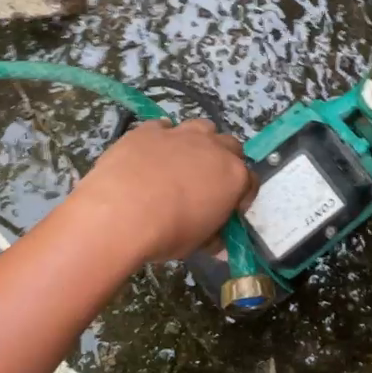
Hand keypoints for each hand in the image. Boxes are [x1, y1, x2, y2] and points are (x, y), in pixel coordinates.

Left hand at [69, 120, 253, 262]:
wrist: (120, 213)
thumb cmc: (168, 233)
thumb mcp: (197, 244)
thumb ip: (212, 238)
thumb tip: (216, 241)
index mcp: (233, 176)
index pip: (250, 181)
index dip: (241, 197)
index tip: (228, 211)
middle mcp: (213, 147)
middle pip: (231, 147)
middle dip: (224, 162)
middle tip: (207, 184)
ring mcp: (181, 133)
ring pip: (202, 128)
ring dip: (199, 142)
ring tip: (182, 164)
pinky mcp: (151, 128)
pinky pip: (164, 128)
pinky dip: (163, 139)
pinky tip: (150, 157)